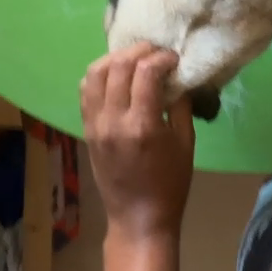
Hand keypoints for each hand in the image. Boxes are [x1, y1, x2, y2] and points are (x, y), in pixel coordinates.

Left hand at [81, 42, 194, 242]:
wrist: (138, 220)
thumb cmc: (170, 183)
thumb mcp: (186, 142)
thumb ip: (181, 105)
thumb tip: (177, 76)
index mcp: (142, 125)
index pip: (146, 71)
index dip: (162, 57)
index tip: (174, 59)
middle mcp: (114, 121)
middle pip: (119, 65)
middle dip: (140, 50)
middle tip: (156, 53)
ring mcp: (96, 125)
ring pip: (95, 72)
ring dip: (116, 58)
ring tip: (134, 59)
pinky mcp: (87, 129)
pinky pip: (86, 90)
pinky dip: (100, 74)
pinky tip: (116, 75)